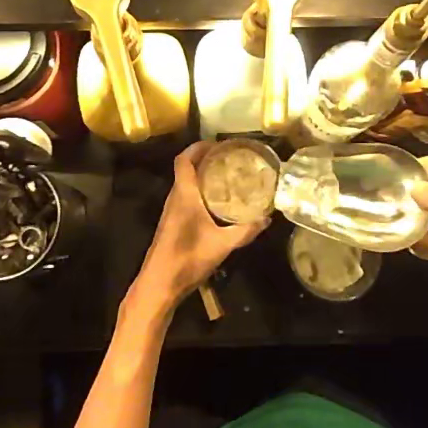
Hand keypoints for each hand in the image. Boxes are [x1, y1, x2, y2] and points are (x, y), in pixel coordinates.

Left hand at [131, 143, 265, 315]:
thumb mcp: (223, 244)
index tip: (218, 144)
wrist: (159, 284)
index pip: (184, 160)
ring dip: (201, 175)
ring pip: (185, 184)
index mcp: (184, 195)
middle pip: (185, 169)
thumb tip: (267, 218)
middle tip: (229, 158)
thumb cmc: (188, 258)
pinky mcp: (172, 224)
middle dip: (204, 159)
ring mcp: (171, 212)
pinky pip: (185, 198)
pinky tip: (216, 203)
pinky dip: (199, 191)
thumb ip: (246, 230)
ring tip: (226, 175)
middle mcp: (175, 198)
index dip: (198, 147)